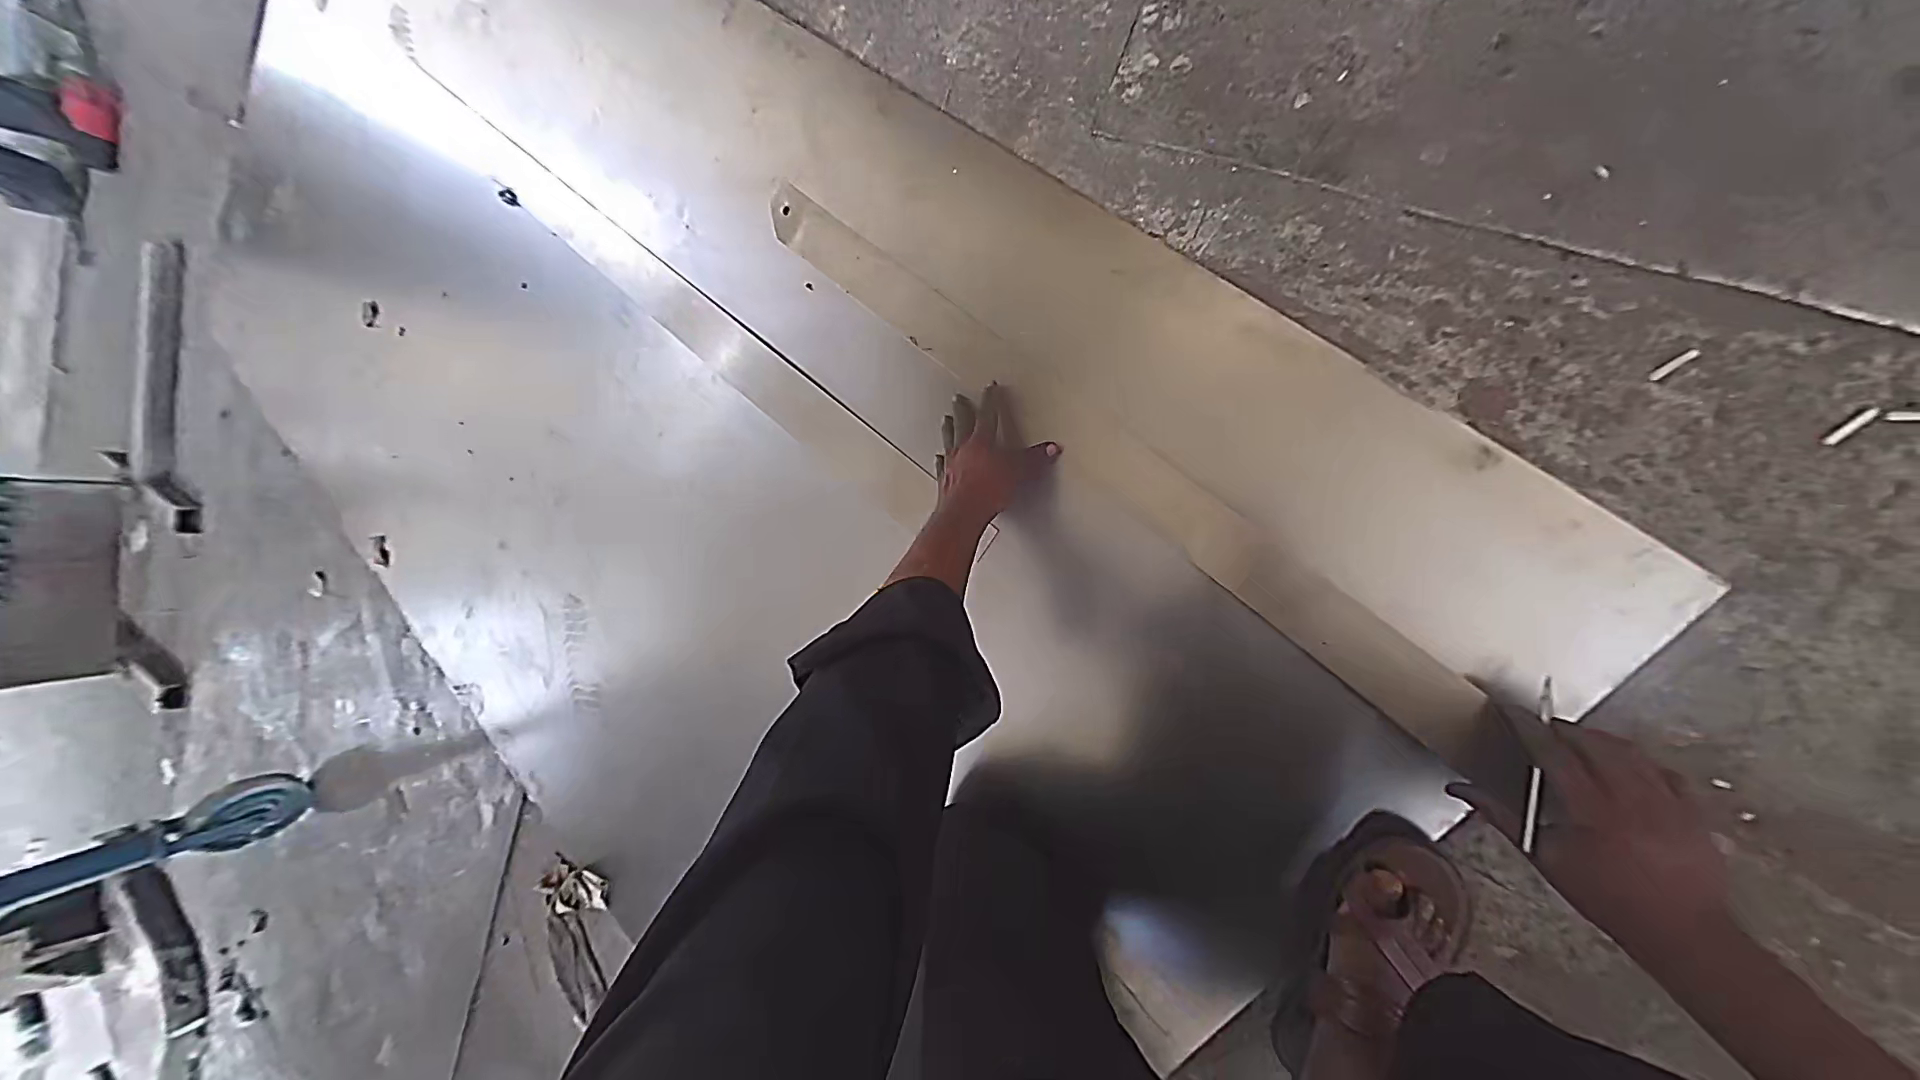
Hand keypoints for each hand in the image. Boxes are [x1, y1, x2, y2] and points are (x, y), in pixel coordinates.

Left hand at [934, 383, 1059, 530]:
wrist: (963, 513)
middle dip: (963, 409)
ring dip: (949, 429)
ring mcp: (952, 465)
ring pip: (949, 440)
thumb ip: (1035, 459)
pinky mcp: (945, 482)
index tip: (990, 388)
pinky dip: (941, 460)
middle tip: (958, 398)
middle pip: (962, 423)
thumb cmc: (988, 491)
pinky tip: (939, 457)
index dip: (991, 400)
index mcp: (982, 441)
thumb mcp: (1018, 472)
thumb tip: (1051, 449)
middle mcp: (964, 449)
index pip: (988, 414)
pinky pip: (942, 466)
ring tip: (946, 420)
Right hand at [1449, 719, 1729, 958]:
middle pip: (1593, 743)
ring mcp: (1668, 803)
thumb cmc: (1605, 896)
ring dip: (1599, 739)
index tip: (1512, 712)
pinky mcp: (1694, 812)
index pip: (1552, 751)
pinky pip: (1664, 771)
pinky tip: (1626, 765)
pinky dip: (1639, 760)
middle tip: (1543, 727)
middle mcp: (1631, 798)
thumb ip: (1502, 817)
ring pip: (1630, 751)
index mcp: (1590, 808)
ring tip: (1579, 739)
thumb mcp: (1545, 857)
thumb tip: (1461, 790)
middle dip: (1564, 728)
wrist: (1683, 932)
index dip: (1529, 727)